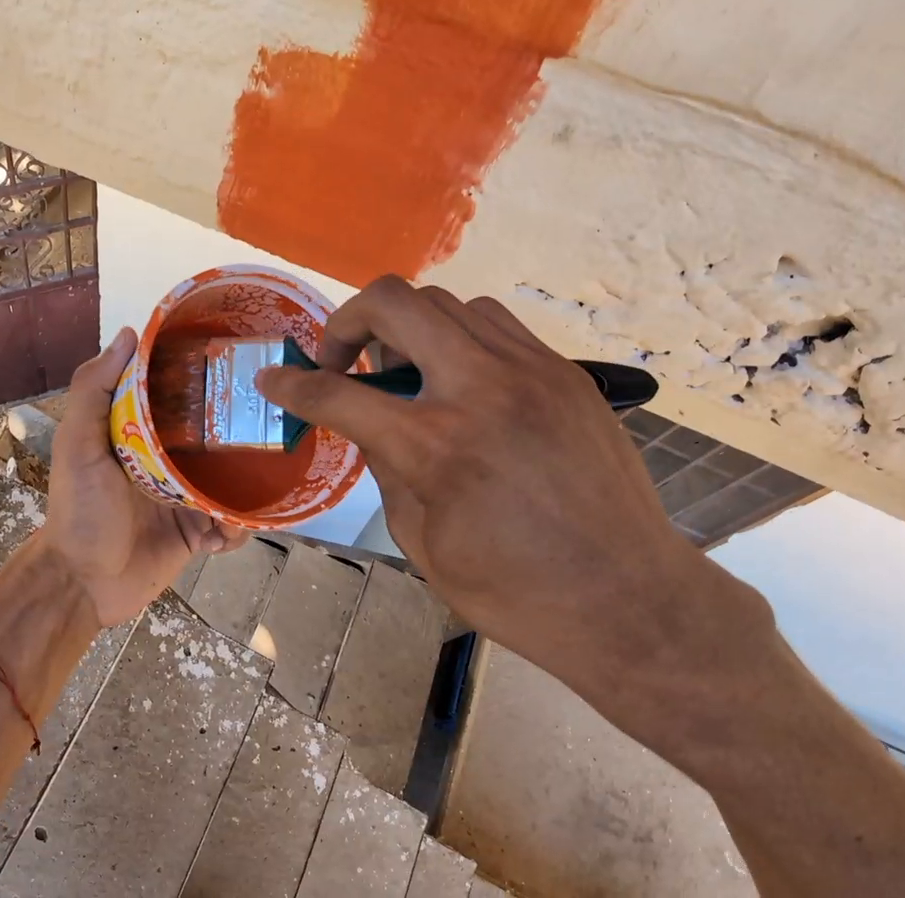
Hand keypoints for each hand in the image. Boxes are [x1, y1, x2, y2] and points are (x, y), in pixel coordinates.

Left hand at [38, 328, 249, 625]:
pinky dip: (237, 527)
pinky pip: (231, 525)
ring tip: (261, 480)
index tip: (234, 362)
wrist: (84, 582)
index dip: (201, 380)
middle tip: (268, 421)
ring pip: (230, 481)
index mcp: (138, 435)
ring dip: (246, 484)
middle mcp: (165, 461)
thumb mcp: (78, 444)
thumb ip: (93, 390)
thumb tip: (130, 334)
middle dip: (239, 432)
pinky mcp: (197, 534)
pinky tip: (231, 527)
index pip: (176, 397)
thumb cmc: (79, 509)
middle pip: (212, 437)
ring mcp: (184, 498)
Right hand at [255, 277, 759, 697]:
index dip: (292, 385)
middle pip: (394, 303)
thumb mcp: (422, 540)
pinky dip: (460, 338)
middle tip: (342, 360)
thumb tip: (375, 427)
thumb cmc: (515, 592)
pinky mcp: (565, 375)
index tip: (272, 380)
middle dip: (347, 322)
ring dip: (409, 327)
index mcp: (435, 445)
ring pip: (449, 303)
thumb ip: (388, 468)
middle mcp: (480, 388)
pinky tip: (460, 382)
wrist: (632, 601)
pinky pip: (497, 326)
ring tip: (407, 373)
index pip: (338, 393)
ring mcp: (531, 372)